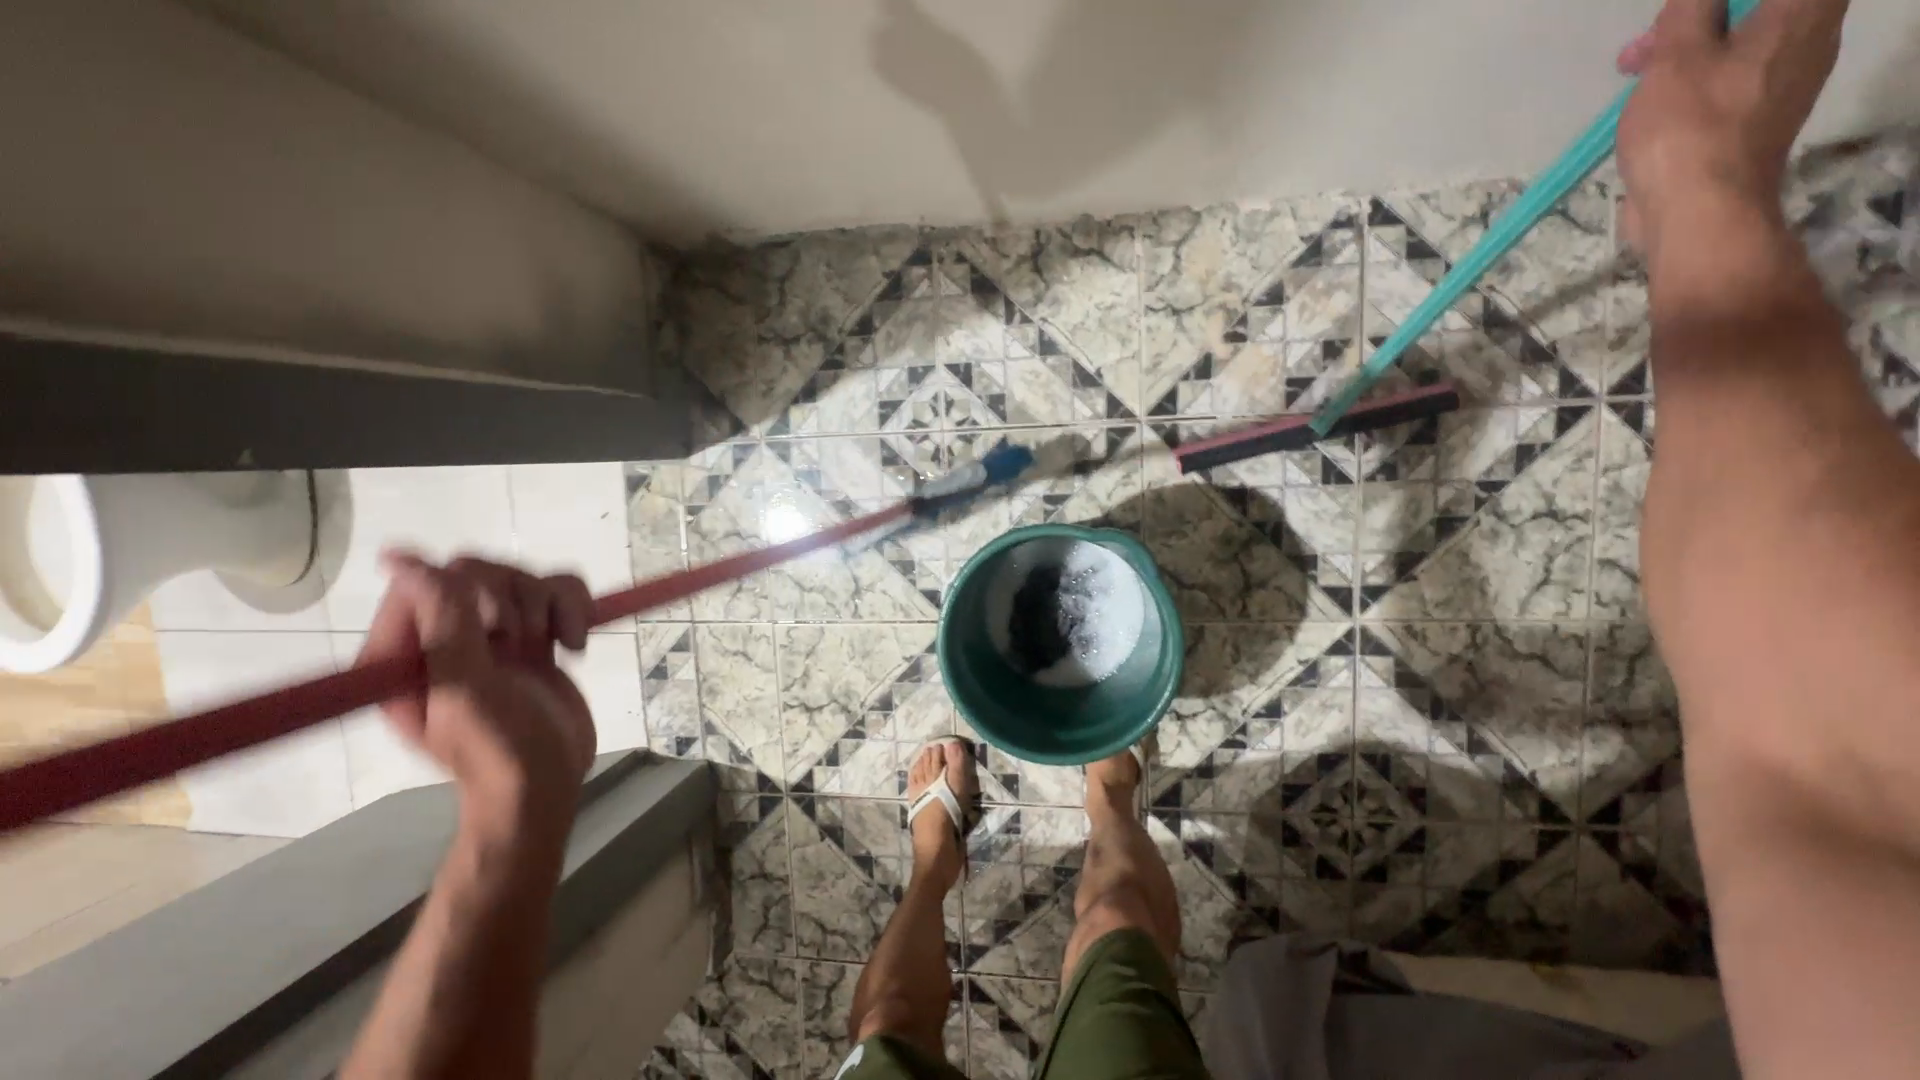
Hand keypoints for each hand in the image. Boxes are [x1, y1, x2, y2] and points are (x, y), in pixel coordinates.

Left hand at [357, 552, 596, 832]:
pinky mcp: (534, 639)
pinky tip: (576, 644)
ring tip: (560, 647)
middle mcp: (444, 637)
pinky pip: (558, 592)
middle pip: (480, 572)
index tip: (497, 625)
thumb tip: (400, 557)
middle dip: (517, 600)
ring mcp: (492, 637)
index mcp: (404, 651)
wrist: (548, 784)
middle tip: (527, 642)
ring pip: (524, 579)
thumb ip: (441, 621)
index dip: (467, 588)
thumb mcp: (465, 689)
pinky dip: (575, 609)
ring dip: (552, 607)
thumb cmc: (498, 750)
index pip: (423, 581)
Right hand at [1614, 0, 1847, 255]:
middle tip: (1646, 41)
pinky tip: (1651, 102)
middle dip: (1697, 17)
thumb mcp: (1676, 56)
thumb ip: (1689, 11)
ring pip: (1737, 47)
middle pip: (1756, 10)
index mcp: (1801, 15)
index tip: (1682, 14)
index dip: (1719, 2)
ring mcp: (1783, 88)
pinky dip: (1691, 83)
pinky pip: (1727, 83)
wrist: (1698, 213)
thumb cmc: (1688, 129)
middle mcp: (1808, 44)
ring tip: (1633, 72)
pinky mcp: (1755, 124)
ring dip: (1686, 52)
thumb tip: (1692, 4)